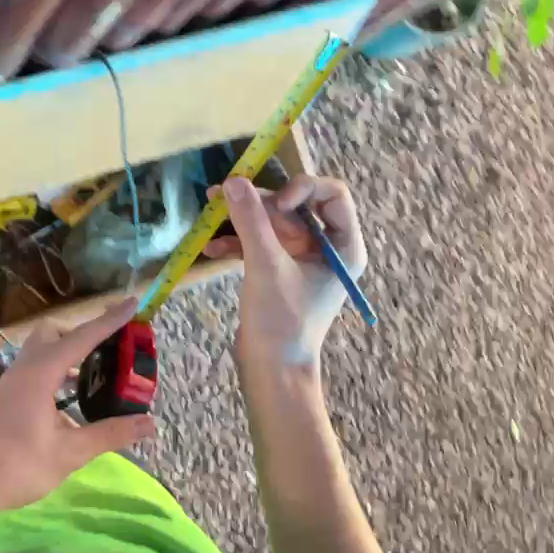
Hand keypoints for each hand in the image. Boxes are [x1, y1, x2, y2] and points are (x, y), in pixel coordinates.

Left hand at [0, 300, 157, 517]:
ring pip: (39, 354)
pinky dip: (54, 376)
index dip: (109, 321)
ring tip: (94, 378)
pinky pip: (32, 372)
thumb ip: (109, 434)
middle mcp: (21, 371)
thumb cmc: (18, 467)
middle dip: (81, 334)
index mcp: (39, 375)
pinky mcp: (2, 400)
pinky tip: (67, 405)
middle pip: (52, 335)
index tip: (132, 303)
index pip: (80, 338)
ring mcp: (8, 385)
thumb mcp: (70, 453)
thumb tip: (149, 423)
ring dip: (67, 357)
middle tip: (108, 352)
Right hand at [202, 175, 366, 367]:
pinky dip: (237, 242)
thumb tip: (233, 181)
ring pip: (273, 223)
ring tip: (210, 208)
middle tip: (226, 194)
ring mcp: (300, 260)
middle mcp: (326, 249)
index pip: (332, 195)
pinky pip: (259, 244)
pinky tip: (212, 248)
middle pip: (296, 206)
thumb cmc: (281, 322)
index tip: (274, 202)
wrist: (272, 371)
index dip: (302, 189)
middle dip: (261, 201)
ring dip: (243, 218)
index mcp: (342, 246)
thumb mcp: (266, 267)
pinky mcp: (278, 272)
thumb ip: (251, 221)